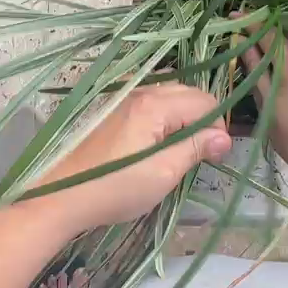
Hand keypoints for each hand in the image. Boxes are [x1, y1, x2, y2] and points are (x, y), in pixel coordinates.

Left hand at [20, 83, 232, 237]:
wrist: (62, 195)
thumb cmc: (115, 187)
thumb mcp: (163, 172)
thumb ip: (195, 148)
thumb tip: (225, 137)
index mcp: (155, 104)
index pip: (204, 101)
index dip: (217, 127)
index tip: (213, 156)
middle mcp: (142, 92)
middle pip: (189, 93)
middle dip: (203, 119)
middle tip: (202, 154)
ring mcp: (127, 98)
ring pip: (172, 96)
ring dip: (185, 117)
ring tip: (182, 150)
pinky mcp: (117, 109)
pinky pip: (155, 102)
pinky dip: (168, 116)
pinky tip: (161, 143)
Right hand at [241, 22, 287, 175]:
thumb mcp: (265, 103)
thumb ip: (254, 69)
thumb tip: (241, 42)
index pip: (267, 32)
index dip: (250, 22)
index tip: (235, 15)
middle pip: (285, 34)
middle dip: (267, 32)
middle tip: (251, 38)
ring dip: (285, 45)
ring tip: (272, 56)